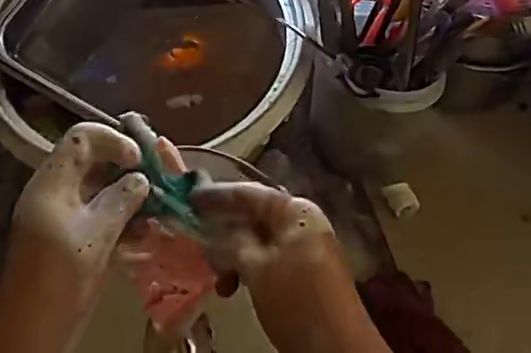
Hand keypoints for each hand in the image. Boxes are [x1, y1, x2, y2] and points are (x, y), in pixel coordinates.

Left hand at [0, 123, 150, 352]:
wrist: (26, 341)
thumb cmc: (58, 281)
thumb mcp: (96, 237)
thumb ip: (121, 200)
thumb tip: (141, 178)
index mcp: (51, 183)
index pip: (82, 137)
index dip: (113, 140)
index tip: (139, 159)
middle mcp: (53, 192)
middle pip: (92, 161)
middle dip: (126, 167)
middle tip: (156, 178)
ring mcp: (58, 217)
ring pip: (98, 189)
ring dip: (128, 195)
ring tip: (156, 209)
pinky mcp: (67, 241)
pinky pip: (96, 215)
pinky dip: (120, 219)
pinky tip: (144, 236)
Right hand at [190, 182, 389, 352]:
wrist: (340, 349)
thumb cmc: (297, 301)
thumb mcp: (257, 270)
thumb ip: (232, 245)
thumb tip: (212, 234)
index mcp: (295, 210)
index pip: (250, 193)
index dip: (218, 195)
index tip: (190, 198)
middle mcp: (303, 220)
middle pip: (255, 216)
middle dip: (225, 230)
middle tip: (198, 243)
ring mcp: (307, 246)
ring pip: (260, 241)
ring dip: (235, 256)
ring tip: (221, 282)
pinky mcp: (306, 273)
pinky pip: (269, 259)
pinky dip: (250, 269)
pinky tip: (236, 288)